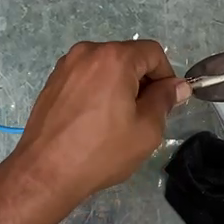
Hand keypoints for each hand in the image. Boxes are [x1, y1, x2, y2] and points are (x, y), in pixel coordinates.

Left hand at [0, 40, 188, 220]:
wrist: (46, 171)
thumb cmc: (101, 150)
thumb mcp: (146, 129)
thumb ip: (164, 100)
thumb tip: (177, 86)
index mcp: (114, 57)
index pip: (153, 52)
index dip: (166, 76)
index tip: (166, 103)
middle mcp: (88, 52)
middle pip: (128, 56)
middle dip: (141, 81)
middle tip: (143, 116)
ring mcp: (66, 65)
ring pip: (105, 66)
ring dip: (119, 85)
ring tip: (116, 121)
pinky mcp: (53, 81)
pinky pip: (86, 76)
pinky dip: (97, 90)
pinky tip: (94, 120)